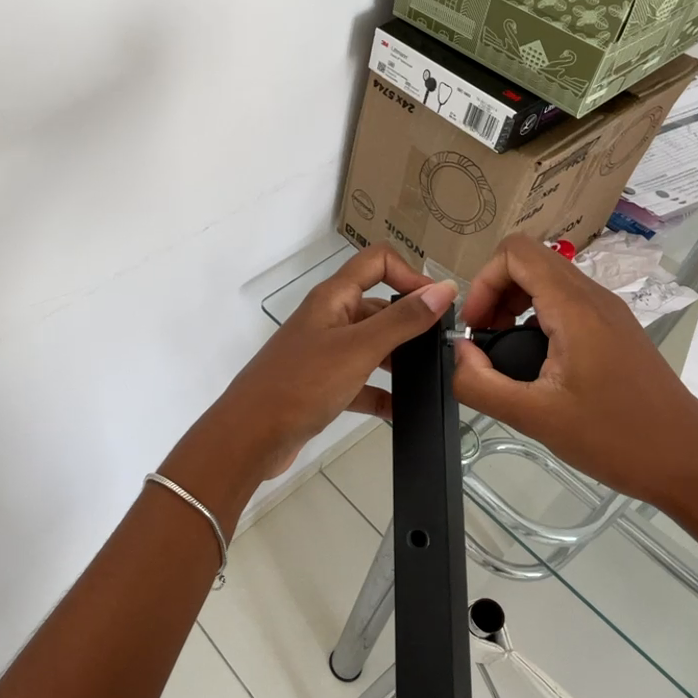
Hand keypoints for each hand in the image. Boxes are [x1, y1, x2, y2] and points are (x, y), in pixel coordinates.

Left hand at [208, 245, 458, 480]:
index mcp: (333, 298)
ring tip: (433, 380)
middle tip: (446, 349)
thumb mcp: (358, 348)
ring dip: (400, 360)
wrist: (251, 435)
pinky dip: (382, 394)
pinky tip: (402, 411)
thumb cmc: (301, 384)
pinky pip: (361, 383)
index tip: (439, 304)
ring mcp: (324, 354)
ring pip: (372, 346)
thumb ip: (402, 320)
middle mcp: (328, 319)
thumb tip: (444, 289)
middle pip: (378, 306)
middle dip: (412, 323)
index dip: (410, 274)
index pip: (377, 262)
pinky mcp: (322, 387)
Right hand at [452, 233, 697, 505]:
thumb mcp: (534, 418)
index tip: (475, 329)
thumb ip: (480, 384)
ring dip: (514, 305)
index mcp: (575, 309)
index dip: (483, 282)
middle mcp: (594, 299)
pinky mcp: (616, 332)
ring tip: (504, 354)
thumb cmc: (617, 439)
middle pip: (529, 261)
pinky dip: (537, 319)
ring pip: (548, 281)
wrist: (692, 464)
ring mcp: (609, 314)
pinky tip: (535, 364)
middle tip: (484, 341)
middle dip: (494, 293)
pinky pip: (565, 304)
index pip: (515, 253)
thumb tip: (459, 353)